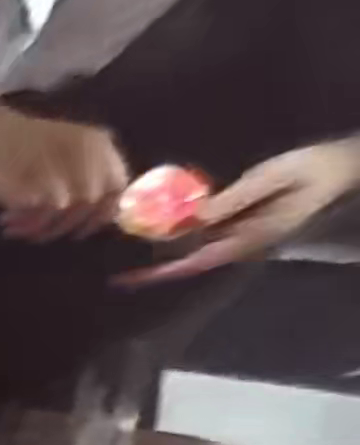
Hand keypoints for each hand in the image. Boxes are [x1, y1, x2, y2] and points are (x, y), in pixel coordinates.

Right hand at [0, 104, 130, 241]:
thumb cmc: (7, 143)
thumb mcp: (52, 151)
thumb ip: (75, 170)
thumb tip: (88, 207)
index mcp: (96, 143)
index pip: (118, 185)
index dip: (102, 213)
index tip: (78, 231)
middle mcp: (85, 152)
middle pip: (94, 201)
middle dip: (67, 226)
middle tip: (38, 235)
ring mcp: (57, 166)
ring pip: (70, 209)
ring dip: (43, 227)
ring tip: (16, 230)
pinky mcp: (30, 180)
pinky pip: (41, 211)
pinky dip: (25, 223)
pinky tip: (5, 221)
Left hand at [115, 139, 359, 286]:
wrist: (346, 163)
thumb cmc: (313, 168)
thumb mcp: (272, 178)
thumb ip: (230, 201)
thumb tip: (187, 220)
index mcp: (247, 239)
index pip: (192, 263)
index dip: (156, 274)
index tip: (122, 280)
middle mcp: (236, 244)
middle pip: (182, 258)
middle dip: (147, 262)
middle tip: (108, 260)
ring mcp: (234, 236)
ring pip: (185, 247)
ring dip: (154, 245)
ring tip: (119, 238)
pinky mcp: (233, 226)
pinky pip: (196, 234)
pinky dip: (171, 231)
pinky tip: (146, 224)